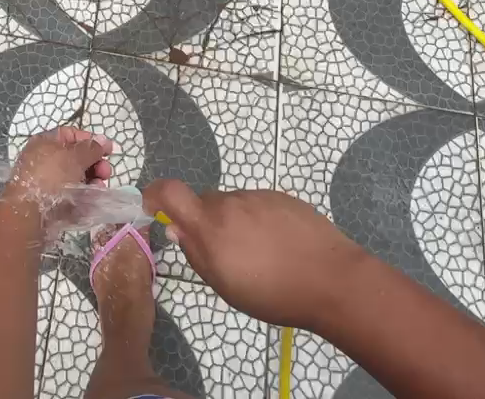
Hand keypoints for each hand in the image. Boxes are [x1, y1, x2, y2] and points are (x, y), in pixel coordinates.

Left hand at [2, 126, 114, 205]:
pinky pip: (70, 196)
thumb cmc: (51, 178)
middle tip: (106, 173)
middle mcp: (44, 160)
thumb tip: (103, 139)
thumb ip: (91, 148)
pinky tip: (92, 202)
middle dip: (95, 165)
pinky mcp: (50, 202)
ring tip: (99, 189)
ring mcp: (46, 183)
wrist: (29, 215)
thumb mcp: (74, 157)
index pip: (71, 134)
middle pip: (76, 158)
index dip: (91, 140)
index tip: (108, 150)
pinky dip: (82, 198)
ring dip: (91, 183)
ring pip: (75, 179)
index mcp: (45, 142)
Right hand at [143, 181, 372, 331]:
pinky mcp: (281, 197)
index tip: (151, 206)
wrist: (332, 280)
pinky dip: (259, 222)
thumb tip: (178, 229)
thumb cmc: (274, 293)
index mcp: (210, 226)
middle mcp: (230, 203)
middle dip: (206, 223)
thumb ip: (197, 254)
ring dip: (236, 224)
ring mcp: (257, 197)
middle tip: (225, 255)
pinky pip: (258, 205)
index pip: (170, 192)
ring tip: (261, 256)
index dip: (154, 193)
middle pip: (205, 203)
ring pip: (233, 206)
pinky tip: (280, 246)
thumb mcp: (226, 286)